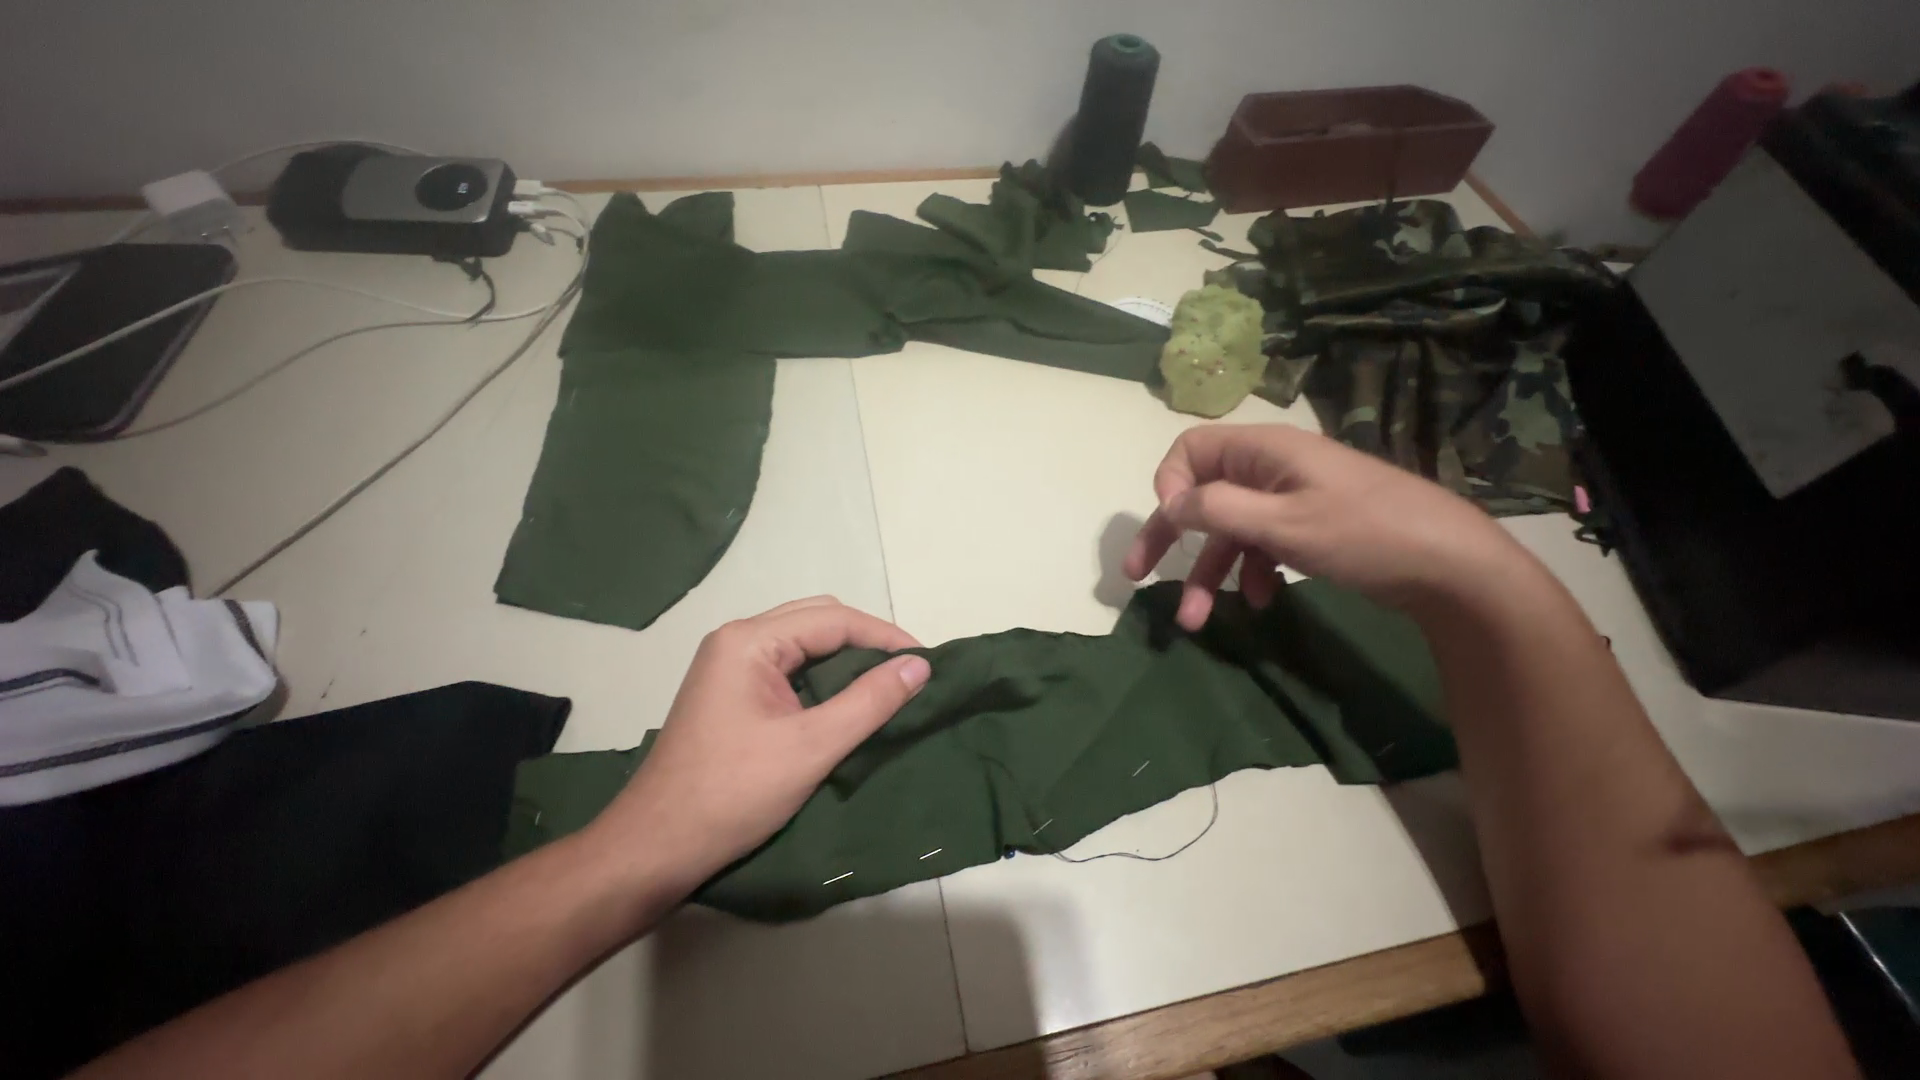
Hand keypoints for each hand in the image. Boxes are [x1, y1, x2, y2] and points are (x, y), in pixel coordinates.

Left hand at [588, 597, 930, 890]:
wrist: (657, 847)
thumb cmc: (733, 793)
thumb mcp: (812, 746)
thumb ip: (869, 701)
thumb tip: (919, 665)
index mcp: (749, 641)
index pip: (833, 619)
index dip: (885, 637)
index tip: (928, 662)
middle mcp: (736, 641)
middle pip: (816, 620)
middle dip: (866, 641)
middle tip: (908, 672)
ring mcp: (728, 667)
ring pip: (802, 644)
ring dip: (844, 659)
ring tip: (886, 685)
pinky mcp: (730, 694)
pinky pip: (787, 669)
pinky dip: (822, 678)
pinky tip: (846, 702)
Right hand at [1124, 424, 1524, 629]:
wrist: (1452, 567)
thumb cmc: (1363, 534)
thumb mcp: (1282, 523)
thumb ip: (1217, 510)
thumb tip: (1169, 503)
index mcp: (1265, 451)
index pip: (1191, 450)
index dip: (1170, 484)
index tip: (1172, 524)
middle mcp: (1273, 468)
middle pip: (1203, 495)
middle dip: (1172, 537)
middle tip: (1137, 575)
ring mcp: (1293, 499)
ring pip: (1231, 530)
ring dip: (1210, 571)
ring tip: (1196, 620)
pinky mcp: (1311, 527)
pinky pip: (1262, 543)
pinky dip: (1251, 571)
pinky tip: (1260, 600)